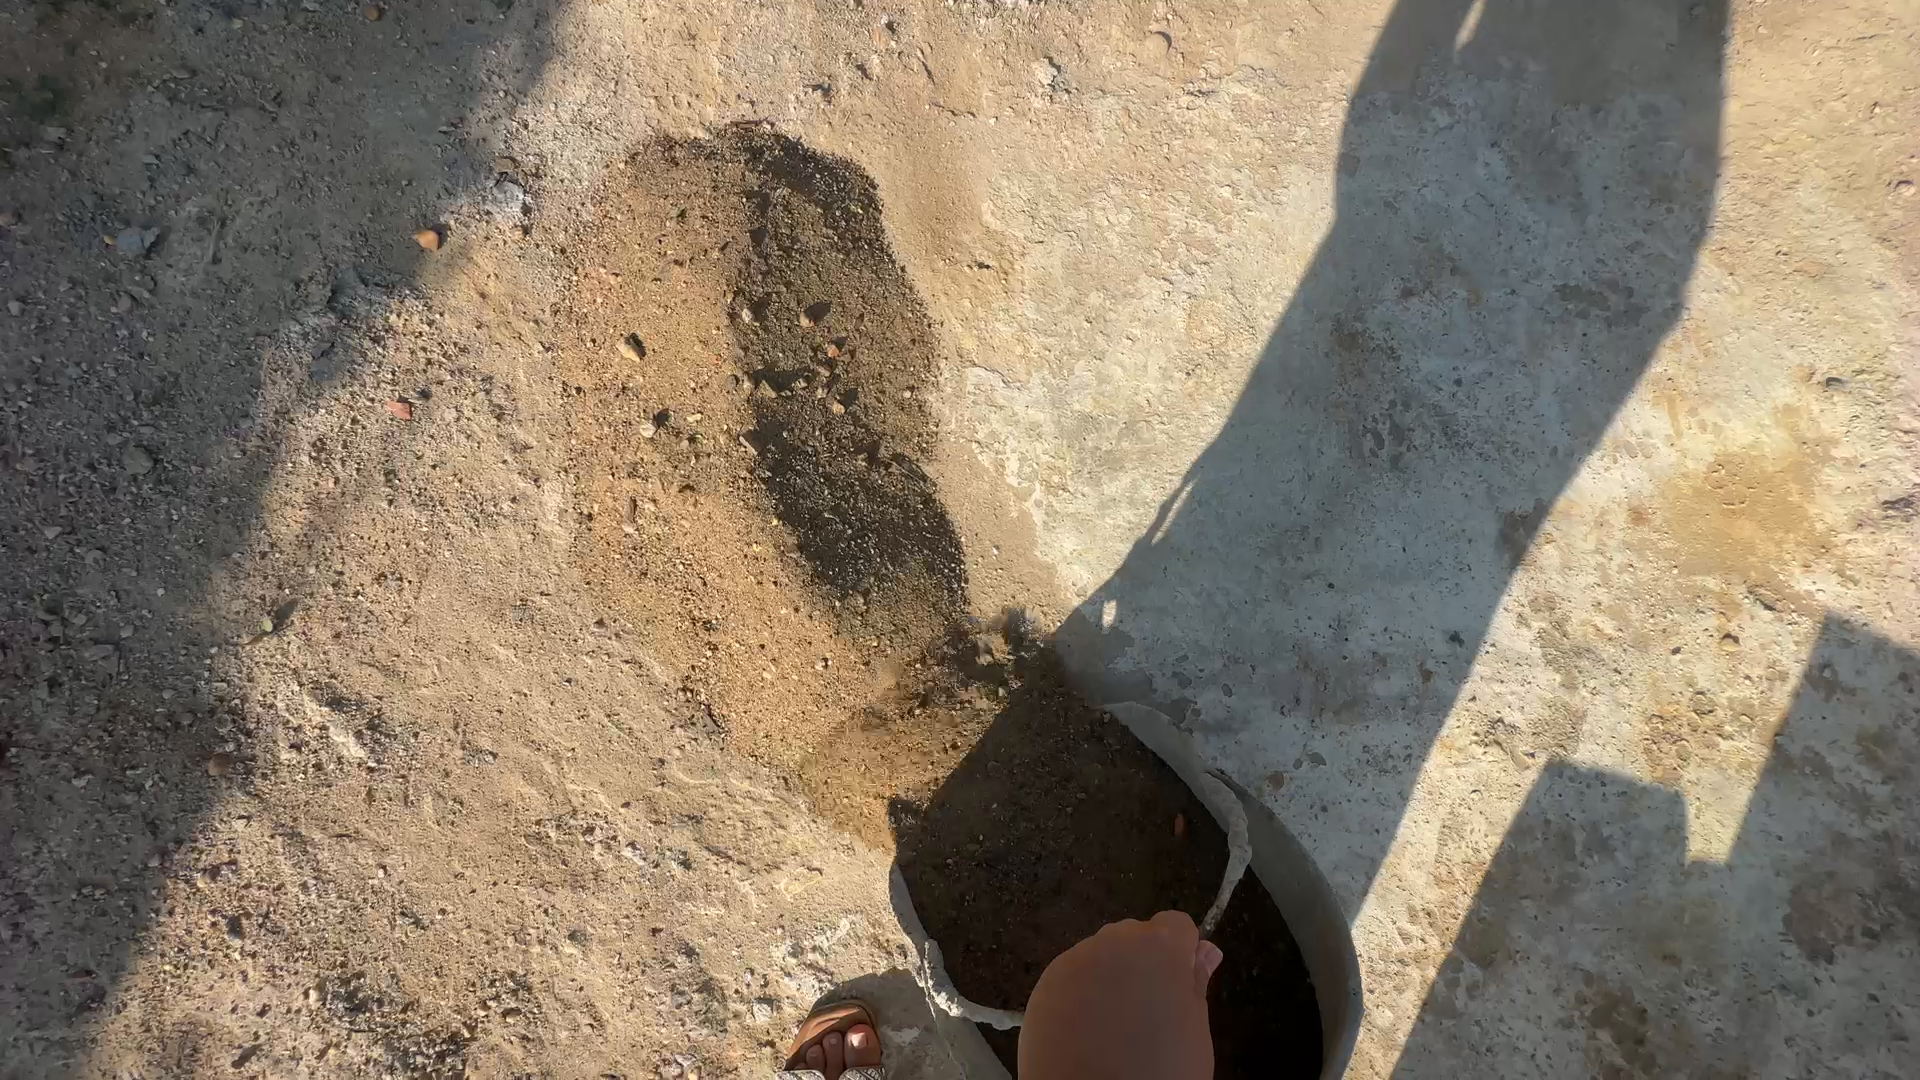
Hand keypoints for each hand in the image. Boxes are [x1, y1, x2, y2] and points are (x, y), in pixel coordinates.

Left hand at [1019, 910, 1222, 1079]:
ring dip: (1112, 976)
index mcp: (1160, 946)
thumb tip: (1206, 949)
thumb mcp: (1193, 1035)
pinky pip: (1075, 973)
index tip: (1178, 985)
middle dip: (1144, 964)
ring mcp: (1078, 955)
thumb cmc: (1160, 1072)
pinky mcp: (1049, 976)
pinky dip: (1082, 992)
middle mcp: (1116, 938)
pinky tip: (1087, 1029)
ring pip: (1103, 953)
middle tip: (1148, 1013)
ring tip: (1115, 1027)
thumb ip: (1195, 984)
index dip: (1181, 953)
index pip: (1176, 925)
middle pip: (1136, 936)